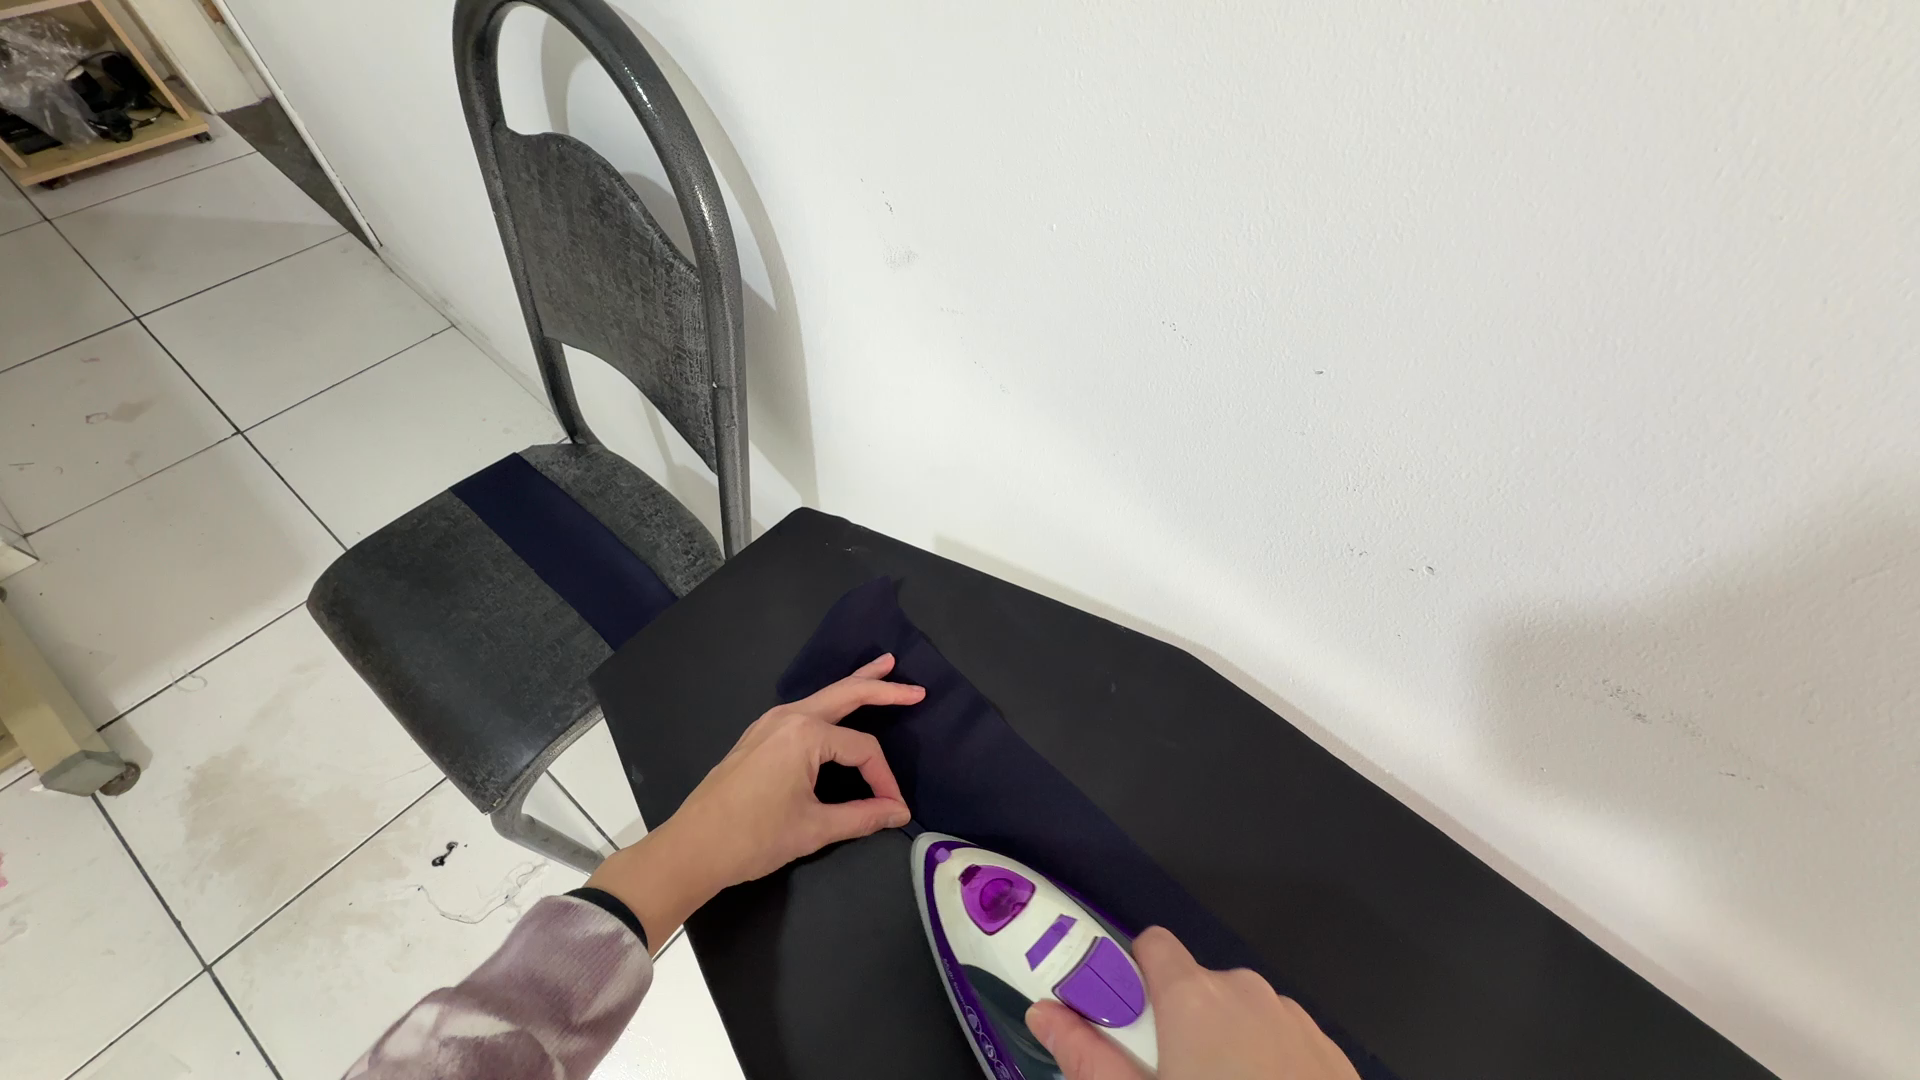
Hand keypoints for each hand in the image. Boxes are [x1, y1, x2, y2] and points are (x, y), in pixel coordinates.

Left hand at [585, 654, 923, 948]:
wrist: (691, 848)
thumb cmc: (753, 838)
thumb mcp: (814, 828)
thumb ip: (862, 817)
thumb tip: (899, 813)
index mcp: (805, 735)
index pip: (863, 750)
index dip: (884, 778)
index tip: (895, 807)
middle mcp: (789, 716)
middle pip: (846, 694)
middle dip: (883, 688)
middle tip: (916, 689)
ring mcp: (770, 722)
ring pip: (824, 696)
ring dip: (855, 686)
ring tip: (883, 672)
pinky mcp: (760, 734)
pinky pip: (806, 708)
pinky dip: (831, 702)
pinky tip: (840, 707)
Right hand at [1027, 927, 1359, 1079]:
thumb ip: (1086, 1056)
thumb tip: (1041, 1012)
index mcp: (1194, 995)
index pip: (1151, 945)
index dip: (1133, 980)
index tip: (1129, 1029)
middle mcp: (1245, 990)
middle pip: (1194, 985)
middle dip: (1177, 1024)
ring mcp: (1294, 1019)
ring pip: (1239, 1012)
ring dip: (1224, 1043)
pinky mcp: (1331, 1053)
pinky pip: (1281, 1037)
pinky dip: (1267, 1061)